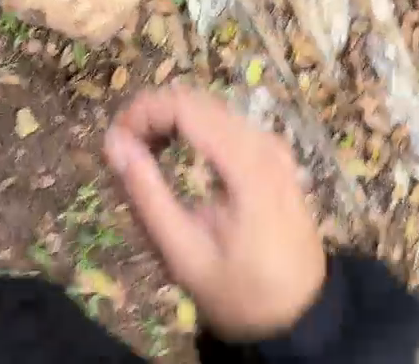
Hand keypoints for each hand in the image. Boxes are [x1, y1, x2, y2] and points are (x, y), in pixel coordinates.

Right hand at [104, 84, 327, 341]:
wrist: (305, 319)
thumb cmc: (242, 293)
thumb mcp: (185, 255)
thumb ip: (146, 195)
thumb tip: (113, 142)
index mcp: (247, 166)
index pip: (185, 107)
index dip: (143, 112)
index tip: (114, 139)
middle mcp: (264, 144)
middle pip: (195, 101)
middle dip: (152, 114)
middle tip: (123, 147)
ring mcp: (272, 147)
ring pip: (208, 106)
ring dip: (169, 118)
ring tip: (142, 150)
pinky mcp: (272, 154)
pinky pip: (223, 120)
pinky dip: (190, 125)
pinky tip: (172, 149)